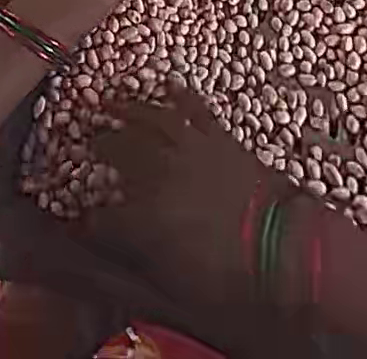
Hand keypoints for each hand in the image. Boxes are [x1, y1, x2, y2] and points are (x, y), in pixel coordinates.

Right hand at [83, 89, 286, 308]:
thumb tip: (117, 247)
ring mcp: (189, 148)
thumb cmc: (231, 278)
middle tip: (90, 139)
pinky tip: (168, 85)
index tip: (80, 218)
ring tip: (113, 102)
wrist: (285, 249)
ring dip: (129, 110)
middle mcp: (159, 172)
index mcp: (144, 215)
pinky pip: (192, 109)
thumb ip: (139, 257)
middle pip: (120, 150)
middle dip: (101, 144)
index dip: (88, 217)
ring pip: (150, 119)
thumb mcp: (177, 282)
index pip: (103, 215)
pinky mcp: (216, 137)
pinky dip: (180, 95)